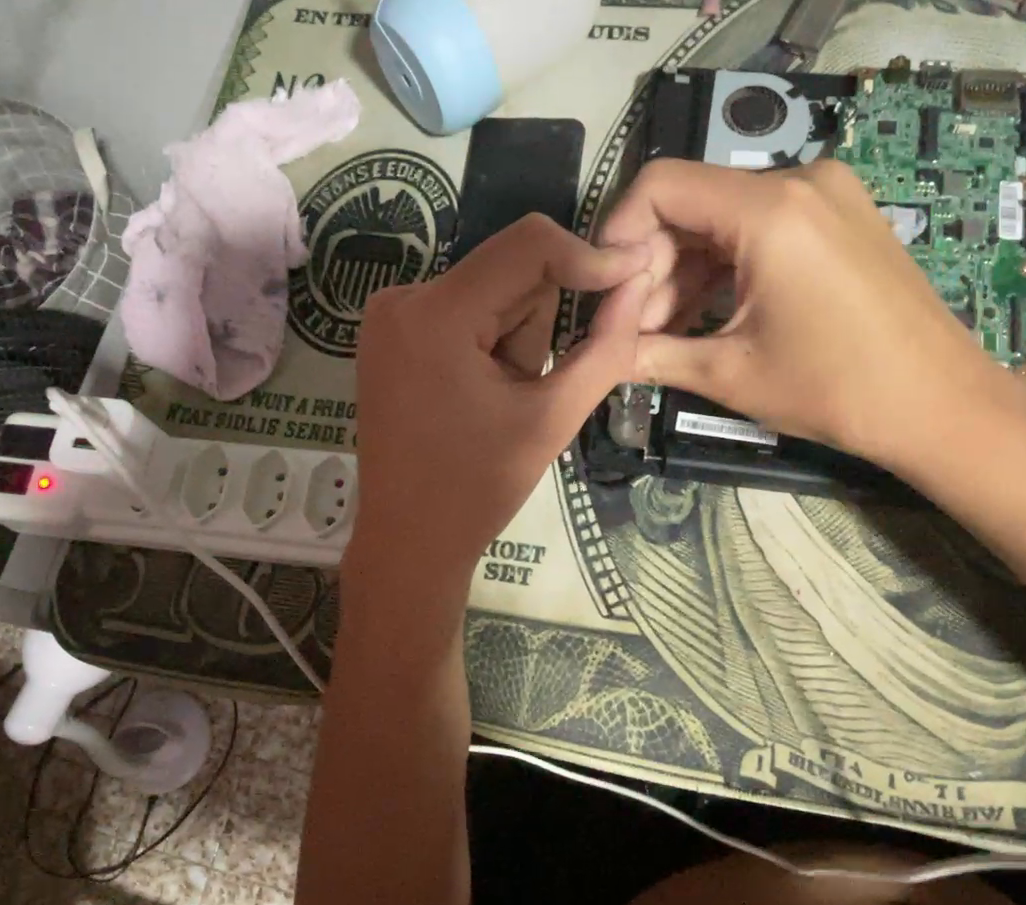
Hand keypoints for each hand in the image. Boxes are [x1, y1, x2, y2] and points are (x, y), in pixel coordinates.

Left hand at [350, 214, 651, 574]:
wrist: (409, 539)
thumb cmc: (479, 488)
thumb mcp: (553, 418)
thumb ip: (604, 347)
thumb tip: (638, 281)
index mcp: (436, 314)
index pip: (530, 244)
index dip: (590, 257)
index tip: (634, 278)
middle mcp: (402, 297)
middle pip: (509, 273)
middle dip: (536, 326)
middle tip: (525, 391)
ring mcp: (387, 315)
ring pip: (489, 293)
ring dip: (512, 340)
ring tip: (497, 402)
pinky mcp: (387, 334)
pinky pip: (461, 312)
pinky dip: (485, 343)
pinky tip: (476, 396)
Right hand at [599, 158, 993, 460]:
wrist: (938, 404)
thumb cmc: (835, 389)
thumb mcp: (729, 374)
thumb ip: (652, 354)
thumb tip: (600, 353)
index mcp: (770, 211)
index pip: (662, 186)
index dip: (618, 232)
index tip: (605, 288)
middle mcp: (800, 182)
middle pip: (693, 204)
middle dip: (653, 266)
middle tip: (634, 327)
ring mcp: (827, 195)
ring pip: (725, 220)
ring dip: (687, 273)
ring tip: (666, 334)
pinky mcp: (841, 217)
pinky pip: (762, 229)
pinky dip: (726, 269)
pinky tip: (707, 317)